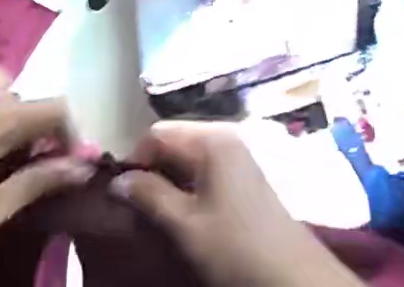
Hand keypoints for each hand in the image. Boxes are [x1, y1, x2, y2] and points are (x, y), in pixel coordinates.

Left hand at [0, 68, 94, 286]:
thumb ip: (39, 183)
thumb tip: (86, 169)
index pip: (56, 110)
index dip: (70, 137)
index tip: (68, 167)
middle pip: (32, 98)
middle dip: (42, 130)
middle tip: (35, 167)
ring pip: (8, 88)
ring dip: (17, 114)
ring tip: (4, 153)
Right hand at [112, 121, 361, 286]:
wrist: (287, 271)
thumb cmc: (233, 246)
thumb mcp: (184, 225)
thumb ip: (149, 196)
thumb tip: (116, 180)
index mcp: (212, 139)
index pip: (158, 133)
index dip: (134, 161)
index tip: (120, 197)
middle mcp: (226, 135)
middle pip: (174, 141)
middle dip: (151, 171)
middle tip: (134, 210)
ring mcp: (237, 152)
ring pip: (187, 156)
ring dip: (167, 181)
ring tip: (153, 216)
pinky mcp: (243, 172)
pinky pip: (204, 167)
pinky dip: (186, 185)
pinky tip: (180, 215)